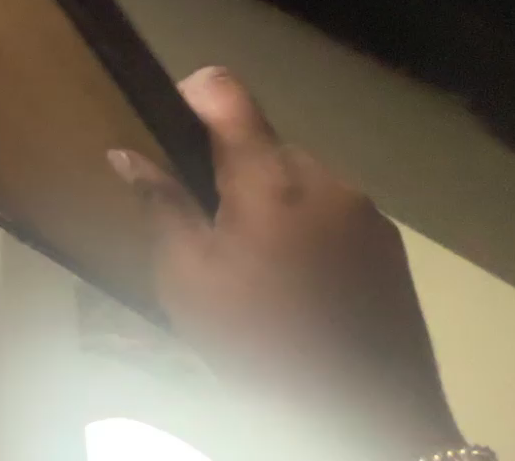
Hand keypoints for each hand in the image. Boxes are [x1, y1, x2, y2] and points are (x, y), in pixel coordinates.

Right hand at [108, 68, 462, 460]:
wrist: (366, 422)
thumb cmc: (257, 340)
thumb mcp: (186, 274)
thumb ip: (160, 202)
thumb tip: (125, 153)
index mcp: (272, 180)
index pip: (227, 92)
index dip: (189, 92)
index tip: (163, 124)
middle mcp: (325, 180)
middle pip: (259, 135)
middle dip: (222, 156)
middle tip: (194, 206)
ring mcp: (365, 211)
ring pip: (292, 169)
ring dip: (260, 187)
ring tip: (239, 244)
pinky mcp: (388, 244)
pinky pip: (325, 202)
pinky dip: (295, 214)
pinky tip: (284, 267)